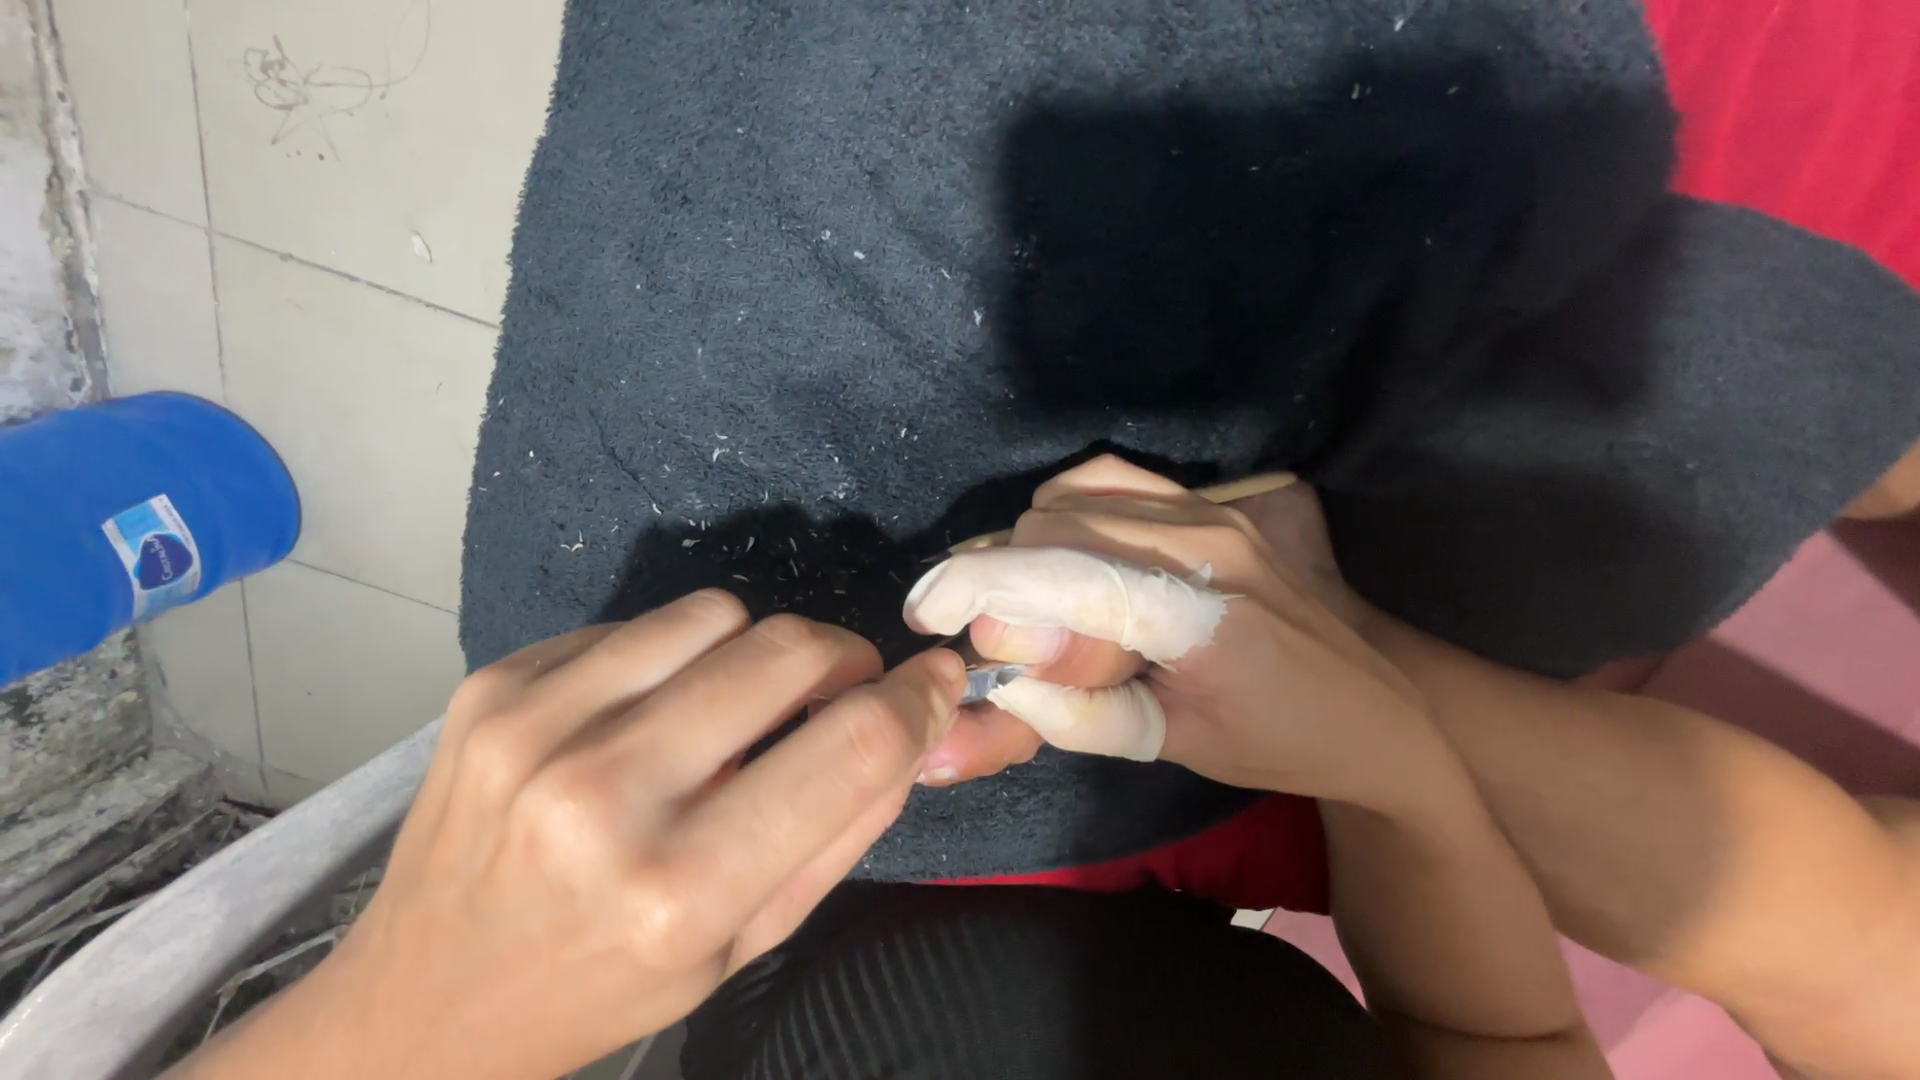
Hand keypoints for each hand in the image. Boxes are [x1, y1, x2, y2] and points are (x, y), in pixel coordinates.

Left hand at [216, 593, 963, 1079]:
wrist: (421, 1002)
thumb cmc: (608, 984)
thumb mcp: (749, 941)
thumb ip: (846, 825)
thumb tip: (916, 718)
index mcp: (680, 886)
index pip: (850, 748)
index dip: (916, 700)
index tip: (935, 680)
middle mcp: (603, 792)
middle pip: (788, 651)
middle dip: (843, 659)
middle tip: (843, 688)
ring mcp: (535, 724)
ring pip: (719, 612)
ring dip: (758, 649)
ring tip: (738, 704)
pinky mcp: (495, 682)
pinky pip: (642, 622)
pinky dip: (679, 653)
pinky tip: (654, 709)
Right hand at [907, 456, 1440, 808]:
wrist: (1376, 707)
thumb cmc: (1278, 741)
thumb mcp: (1175, 744)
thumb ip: (1080, 716)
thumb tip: (997, 685)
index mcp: (1198, 612)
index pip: (1064, 575)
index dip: (980, 585)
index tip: (927, 612)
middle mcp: (1201, 538)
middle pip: (1051, 530)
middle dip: (1004, 583)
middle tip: (1009, 643)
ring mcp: (1209, 510)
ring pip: (1071, 499)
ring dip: (1032, 552)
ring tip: (1046, 610)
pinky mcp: (1210, 502)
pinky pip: (1108, 480)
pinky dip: (1066, 512)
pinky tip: (1070, 556)